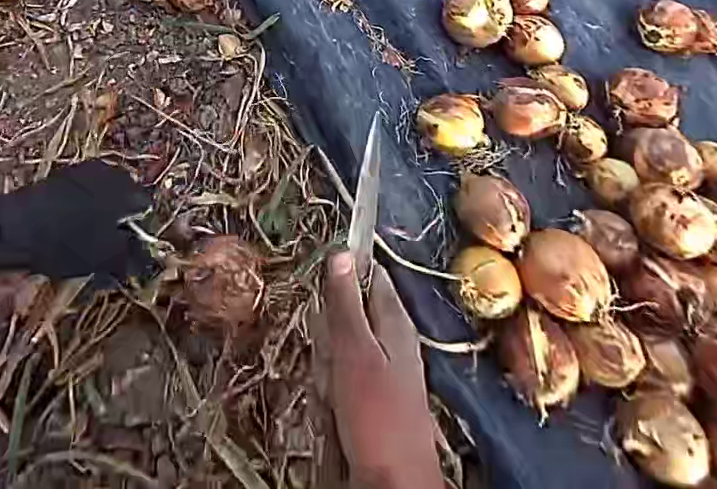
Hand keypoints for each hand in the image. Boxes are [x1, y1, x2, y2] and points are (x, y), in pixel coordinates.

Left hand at [0, 160, 154, 280]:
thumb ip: (130, 255)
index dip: (140, 228)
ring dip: (103, 209)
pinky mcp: (66, 173)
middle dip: (122, 217)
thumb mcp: (103, 257)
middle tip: (109, 242)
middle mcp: (112, 173)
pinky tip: (71, 222)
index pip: (146, 207)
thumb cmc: (65, 243)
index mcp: (127, 191)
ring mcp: (87, 169)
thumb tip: (147, 258)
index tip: (129, 247)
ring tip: (88, 234)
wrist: (14, 226)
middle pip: (128, 195)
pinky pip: (87, 189)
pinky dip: (85, 204)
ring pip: (106, 191)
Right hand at [318, 254, 446, 488]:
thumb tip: (341, 252)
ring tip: (333, 394)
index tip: (323, 291)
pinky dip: (328, 395)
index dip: (344, 275)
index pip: (369, 274)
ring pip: (335, 350)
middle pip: (345, 314)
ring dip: (325, 370)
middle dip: (328, 336)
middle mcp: (388, 340)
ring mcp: (378, 371)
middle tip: (331, 358)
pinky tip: (332, 413)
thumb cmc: (378, 416)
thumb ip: (346, 303)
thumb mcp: (355, 352)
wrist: (393, 488)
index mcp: (394, 320)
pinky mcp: (366, 399)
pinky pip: (335, 381)